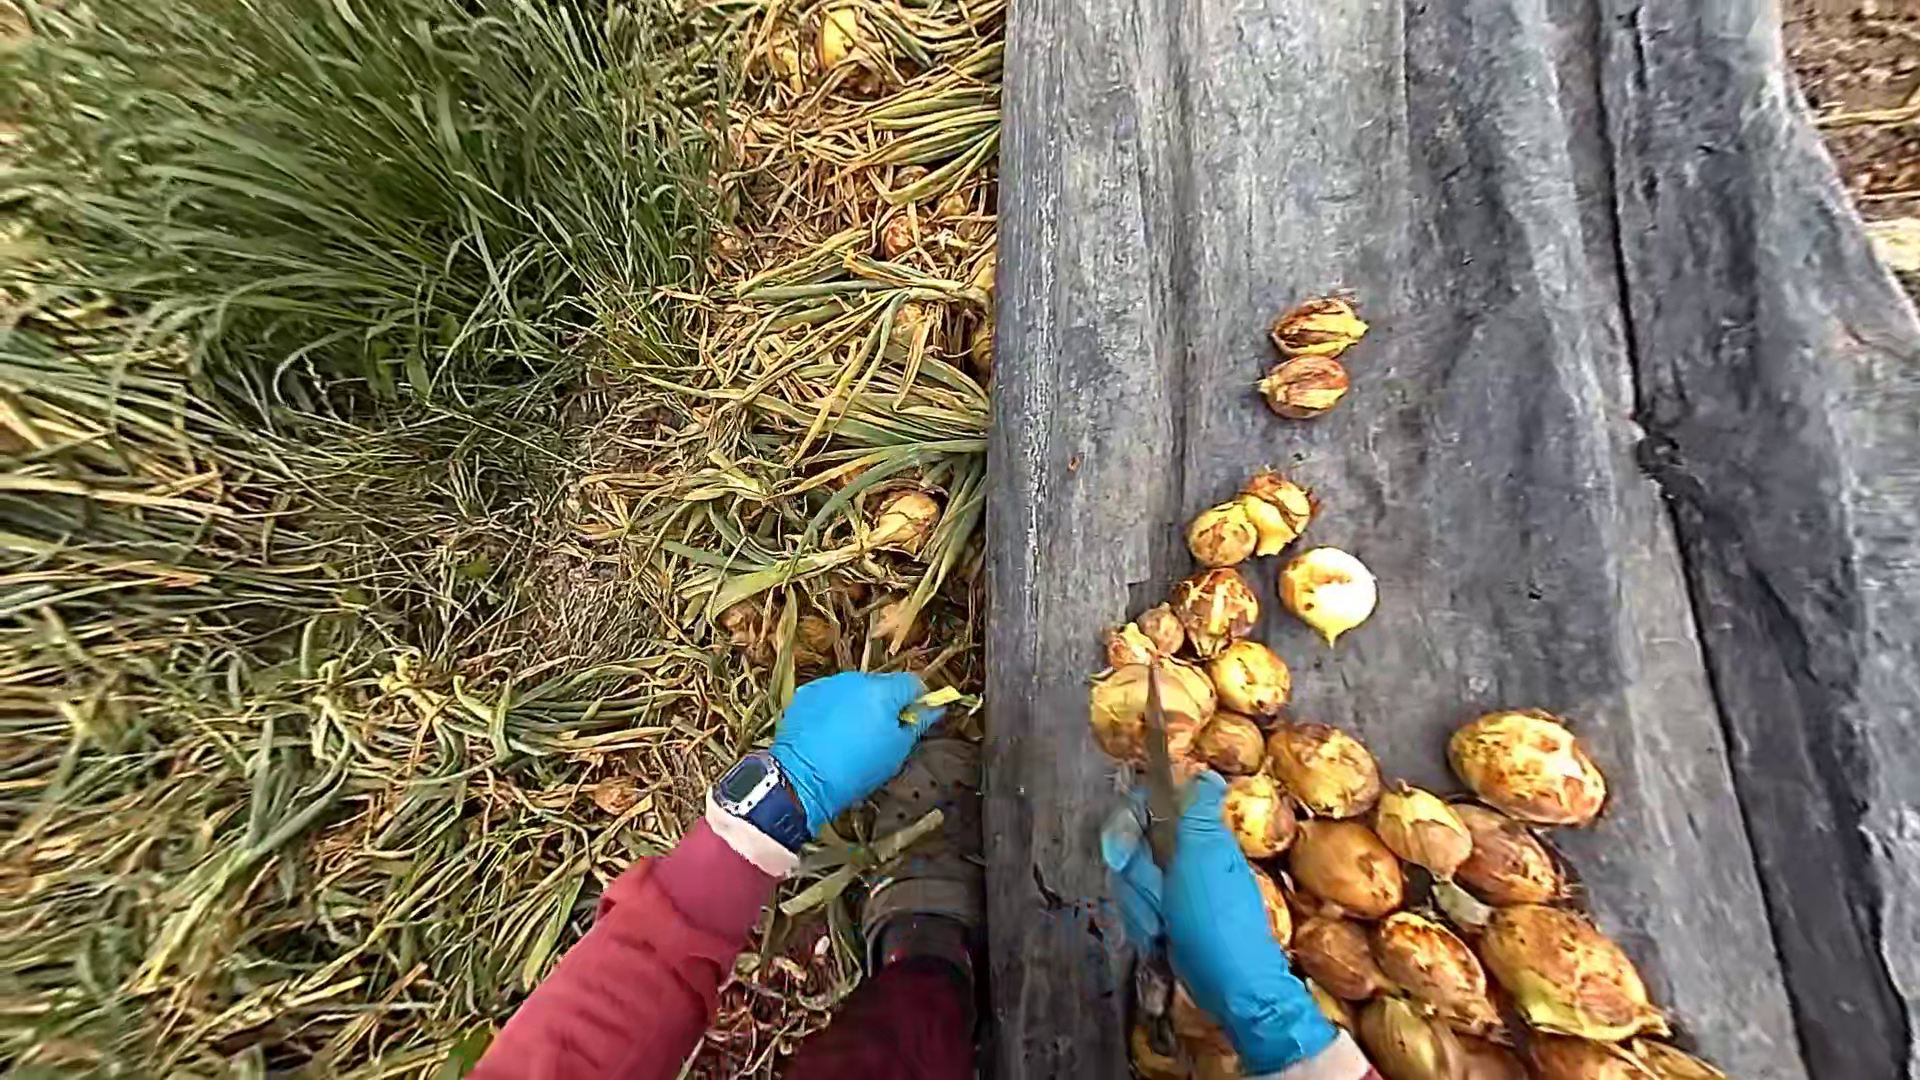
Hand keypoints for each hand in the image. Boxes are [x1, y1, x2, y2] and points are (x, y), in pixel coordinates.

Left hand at [769, 671, 939, 831]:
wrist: (799, 779)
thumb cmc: (856, 769)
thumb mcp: (896, 751)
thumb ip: (918, 724)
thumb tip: (936, 708)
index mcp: (882, 690)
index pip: (913, 683)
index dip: (918, 701)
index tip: (913, 722)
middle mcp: (856, 679)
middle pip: (884, 685)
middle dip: (888, 704)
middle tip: (882, 735)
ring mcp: (829, 683)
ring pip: (857, 689)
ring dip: (861, 705)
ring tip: (852, 736)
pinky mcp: (807, 693)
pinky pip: (832, 695)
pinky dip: (836, 708)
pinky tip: (830, 733)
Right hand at [1103, 772, 1336, 1073]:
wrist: (1234, 989)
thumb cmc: (1217, 918)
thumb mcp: (1205, 856)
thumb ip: (1198, 810)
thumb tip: (1208, 772)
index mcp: (1193, 829)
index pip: (1143, 802)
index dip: (1126, 823)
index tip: (1122, 853)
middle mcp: (1181, 848)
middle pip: (1129, 839)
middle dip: (1135, 875)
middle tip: (1155, 897)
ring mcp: (1171, 880)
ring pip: (1127, 874)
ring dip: (1138, 903)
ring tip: (1161, 924)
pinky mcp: (1162, 908)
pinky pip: (1131, 900)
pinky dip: (1139, 921)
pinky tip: (1156, 937)